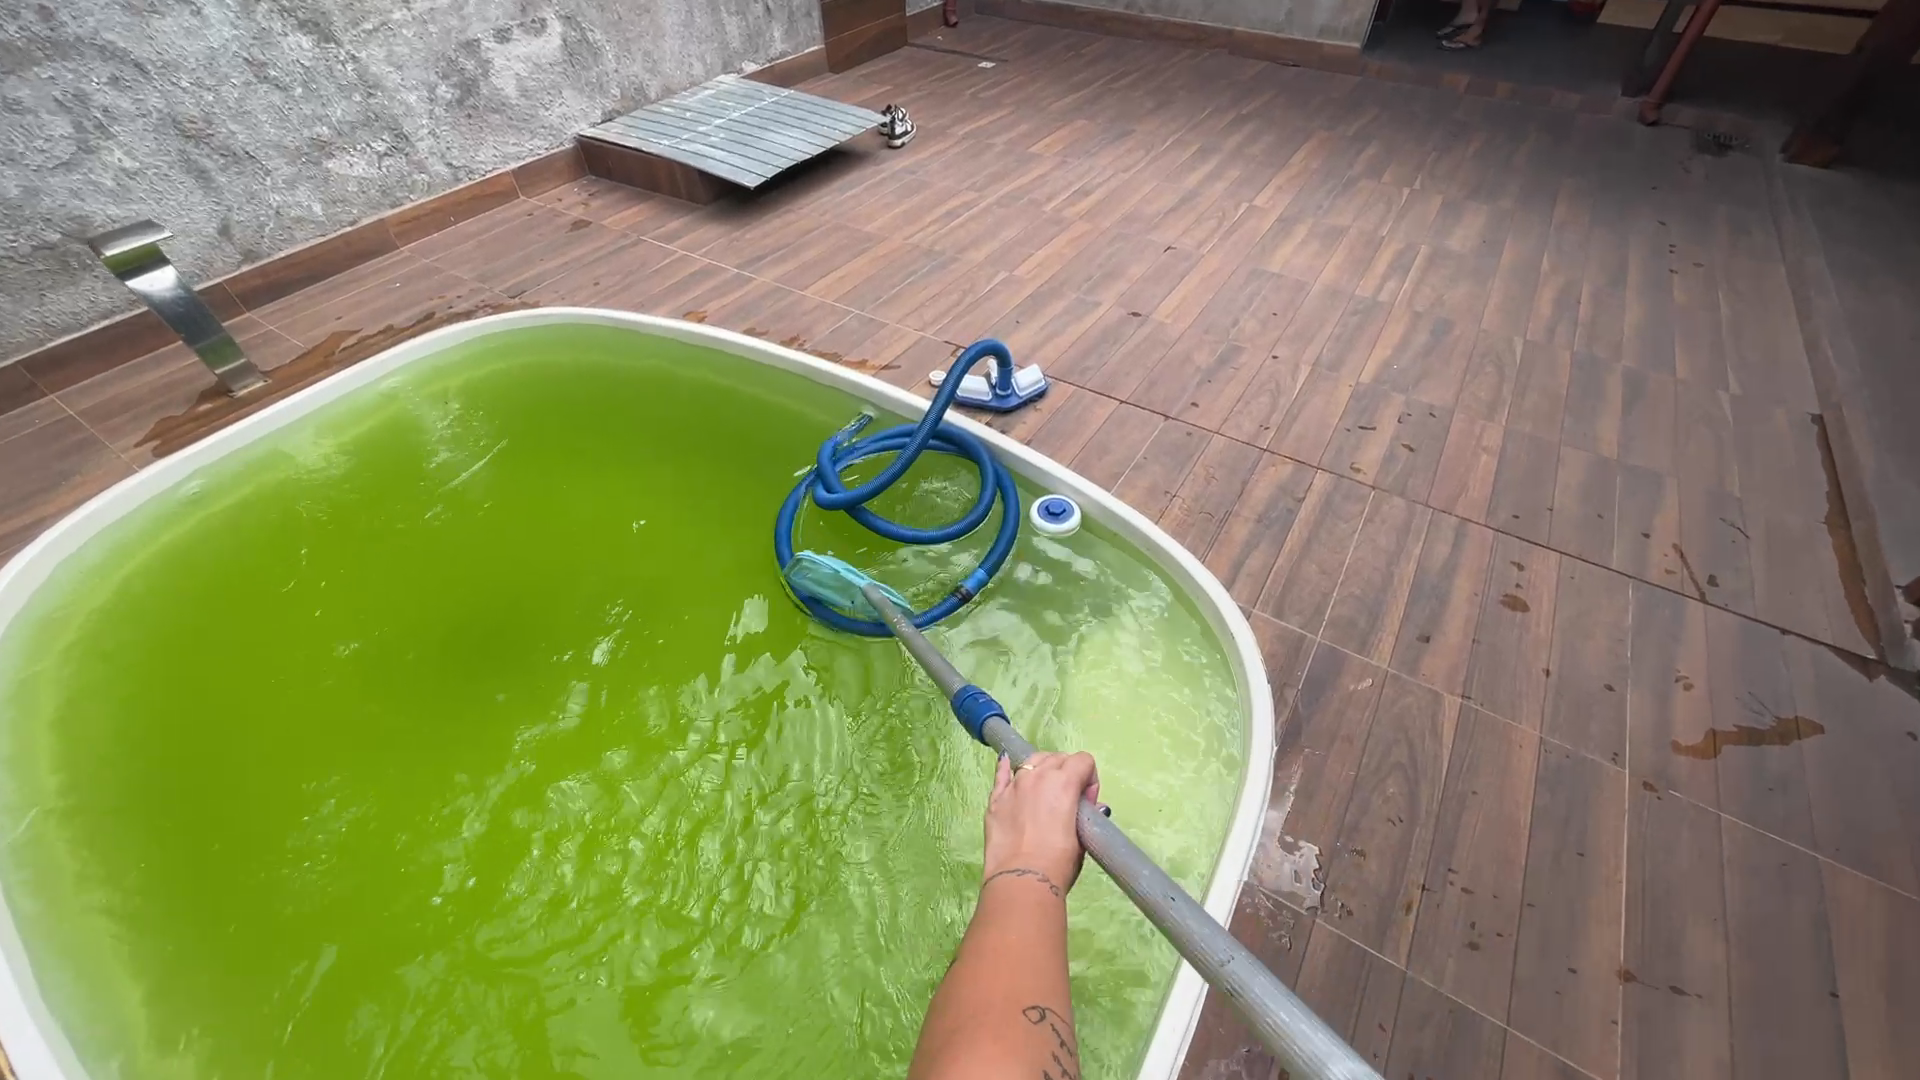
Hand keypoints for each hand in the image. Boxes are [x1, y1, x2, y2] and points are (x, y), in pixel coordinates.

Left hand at [981, 751, 1100, 894]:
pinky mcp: (995, 798)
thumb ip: (1086, 814)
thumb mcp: (1082, 838)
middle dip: (1067, 771)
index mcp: (1063, 782)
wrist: (1021, 880)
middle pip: (1057, 757)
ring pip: (1032, 761)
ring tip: (1044, 790)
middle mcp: (1038, 776)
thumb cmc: (1058, 863)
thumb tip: (1091, 803)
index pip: (1083, 760)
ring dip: (1042, 769)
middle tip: (1069, 797)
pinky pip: (1002, 773)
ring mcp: (1014, 785)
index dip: (1089, 778)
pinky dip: (1007, 767)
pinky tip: (1007, 764)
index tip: (1087, 800)